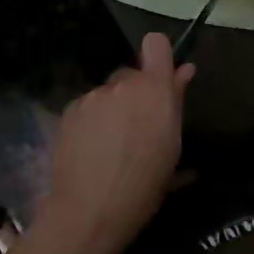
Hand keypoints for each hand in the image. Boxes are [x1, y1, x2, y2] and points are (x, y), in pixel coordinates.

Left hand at [36, 33, 194, 253]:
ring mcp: (92, 96)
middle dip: (135, 93)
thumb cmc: (145, 185)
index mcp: (153, 90)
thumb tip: (184, 71)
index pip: (155, 44)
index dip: (158, 56)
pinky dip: (91, 120)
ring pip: (107, 93)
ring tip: (111, 145)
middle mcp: (121, 84)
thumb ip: (176, 101)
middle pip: (130, 75)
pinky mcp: (69, 110)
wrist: (91, 209)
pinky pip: (87, 106)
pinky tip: (91, 149)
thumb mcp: (172, 146)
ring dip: (112, 108)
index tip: (161, 79)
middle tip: (138, 128)